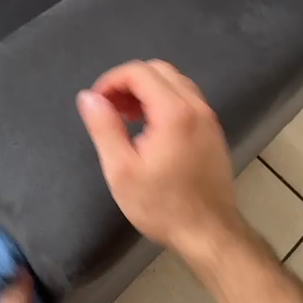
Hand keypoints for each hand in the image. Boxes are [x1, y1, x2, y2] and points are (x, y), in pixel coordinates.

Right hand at [76, 60, 245, 259]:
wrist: (209, 233)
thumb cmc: (161, 205)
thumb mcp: (121, 170)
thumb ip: (104, 128)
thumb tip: (89, 97)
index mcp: (174, 111)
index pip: (139, 72)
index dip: (112, 81)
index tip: (97, 103)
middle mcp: (196, 106)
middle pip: (159, 70)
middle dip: (129, 82)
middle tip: (111, 110)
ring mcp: (209, 118)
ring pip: (175, 82)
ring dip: (148, 90)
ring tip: (128, 119)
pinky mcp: (213, 131)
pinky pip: (187, 99)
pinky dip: (165, 101)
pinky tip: (151, 130)